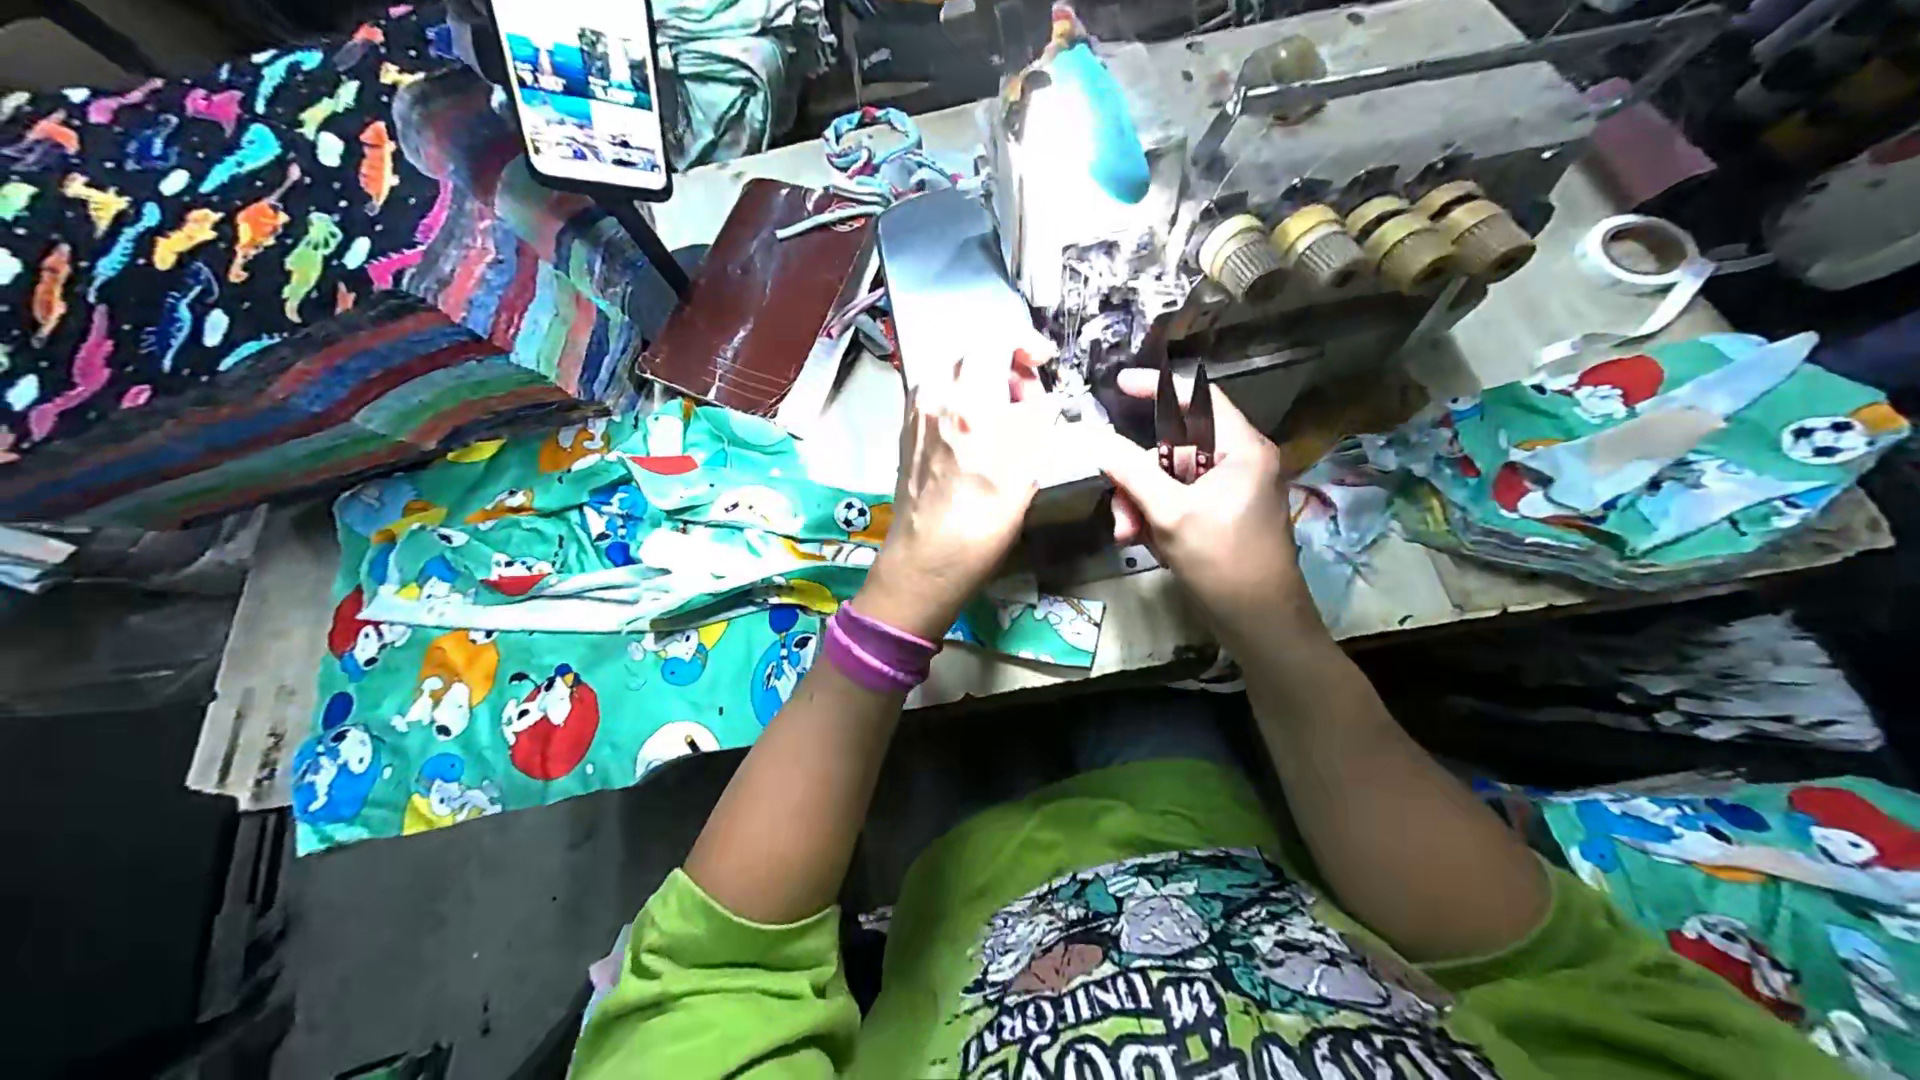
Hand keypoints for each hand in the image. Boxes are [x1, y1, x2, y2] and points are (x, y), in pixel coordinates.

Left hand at [854, 340, 1053, 639]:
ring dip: (982, 389)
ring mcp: (914, 416)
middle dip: (1004, 368)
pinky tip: (975, 441)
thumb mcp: (1029, 463)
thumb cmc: (983, 517)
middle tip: (1027, 399)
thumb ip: (1037, 414)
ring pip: (953, 381)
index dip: (1026, 343)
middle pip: (972, 357)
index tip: (1042, 362)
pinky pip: (938, 404)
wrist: (928, 560)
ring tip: (1003, 422)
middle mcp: (932, 396)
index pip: (995, 338)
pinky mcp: (906, 437)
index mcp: (967, 397)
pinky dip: (961, 407)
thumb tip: (1032, 397)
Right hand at [1097, 369, 1323, 647]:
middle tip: (1121, 511)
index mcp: (1241, 449)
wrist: (1259, 622)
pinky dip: (1156, 518)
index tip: (1119, 386)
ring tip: (1131, 536)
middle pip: (1173, 448)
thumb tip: (1094, 441)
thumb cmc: (1223, 562)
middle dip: (1138, 478)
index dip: (1158, 388)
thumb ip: (1131, 472)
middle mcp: (1237, 462)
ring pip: (1169, 479)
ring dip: (1141, 504)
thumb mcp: (1170, 514)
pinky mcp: (1218, 516)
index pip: (1198, 399)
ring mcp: (1228, 491)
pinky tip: (1147, 543)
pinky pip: (1177, 502)